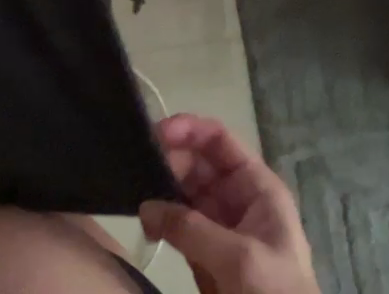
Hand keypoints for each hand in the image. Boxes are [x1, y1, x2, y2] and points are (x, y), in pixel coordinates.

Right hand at [140, 115, 319, 293]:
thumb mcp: (240, 259)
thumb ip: (191, 229)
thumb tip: (144, 208)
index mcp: (256, 188)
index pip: (219, 141)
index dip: (188, 129)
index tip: (155, 134)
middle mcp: (236, 199)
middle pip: (195, 162)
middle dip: (167, 160)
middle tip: (136, 171)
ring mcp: (219, 227)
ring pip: (182, 191)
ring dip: (159, 189)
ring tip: (132, 192)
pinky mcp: (204, 253)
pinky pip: (176, 223)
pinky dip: (159, 219)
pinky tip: (143, 224)